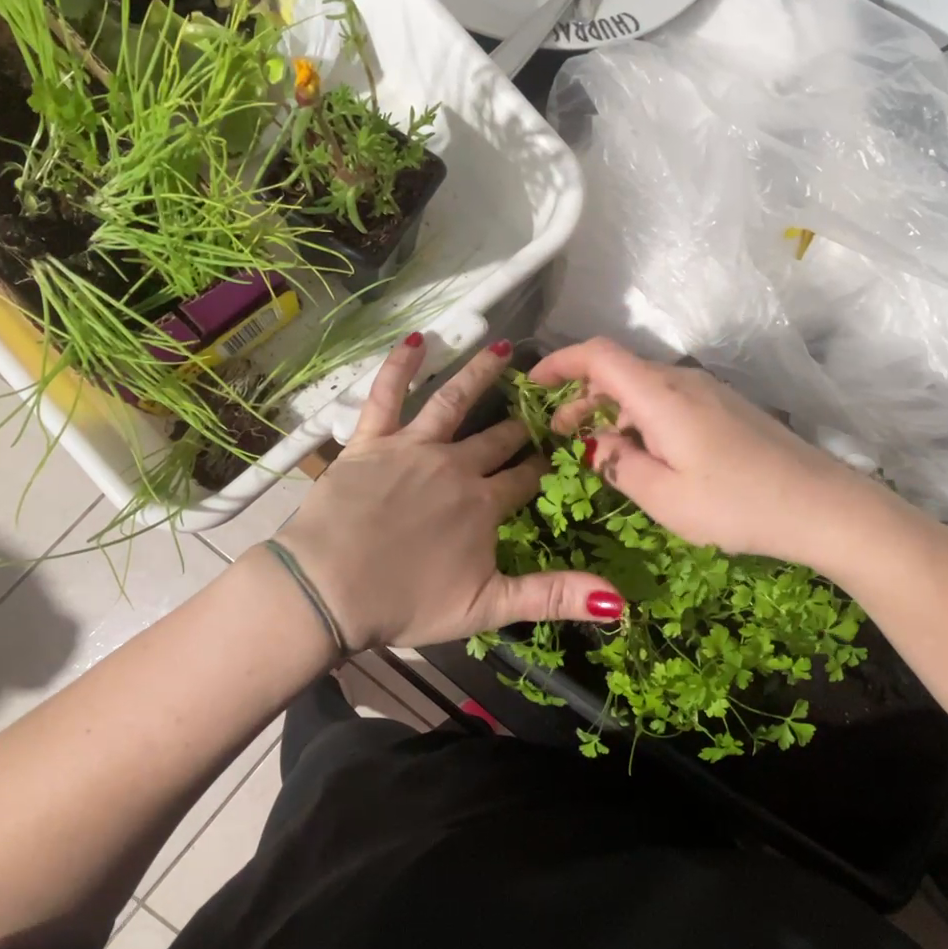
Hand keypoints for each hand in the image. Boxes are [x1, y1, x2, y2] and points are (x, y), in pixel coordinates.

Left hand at [273, 336, 625, 650]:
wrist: (327, 590)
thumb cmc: (405, 603)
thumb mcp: (488, 608)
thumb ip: (553, 597)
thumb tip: (619, 602)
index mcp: (483, 504)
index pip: (525, 478)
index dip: (544, 466)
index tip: (563, 450)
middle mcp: (454, 466)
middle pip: (496, 440)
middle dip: (521, 425)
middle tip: (542, 404)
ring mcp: (411, 448)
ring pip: (452, 403)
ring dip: (479, 375)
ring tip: (503, 351)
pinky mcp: (369, 442)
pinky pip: (386, 395)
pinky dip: (400, 366)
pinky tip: (415, 339)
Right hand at [530, 338, 872, 565]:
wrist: (820, 505)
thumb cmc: (735, 505)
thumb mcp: (663, 497)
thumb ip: (618, 466)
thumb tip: (593, 444)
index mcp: (661, 396)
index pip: (599, 354)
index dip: (559, 361)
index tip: (531, 384)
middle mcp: (683, 382)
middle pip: (619, 371)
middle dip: (579, 396)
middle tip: (556, 435)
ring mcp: (709, 393)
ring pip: (643, 389)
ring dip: (611, 412)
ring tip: (595, 451)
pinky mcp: (726, 409)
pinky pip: (668, 402)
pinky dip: (640, 419)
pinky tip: (642, 455)